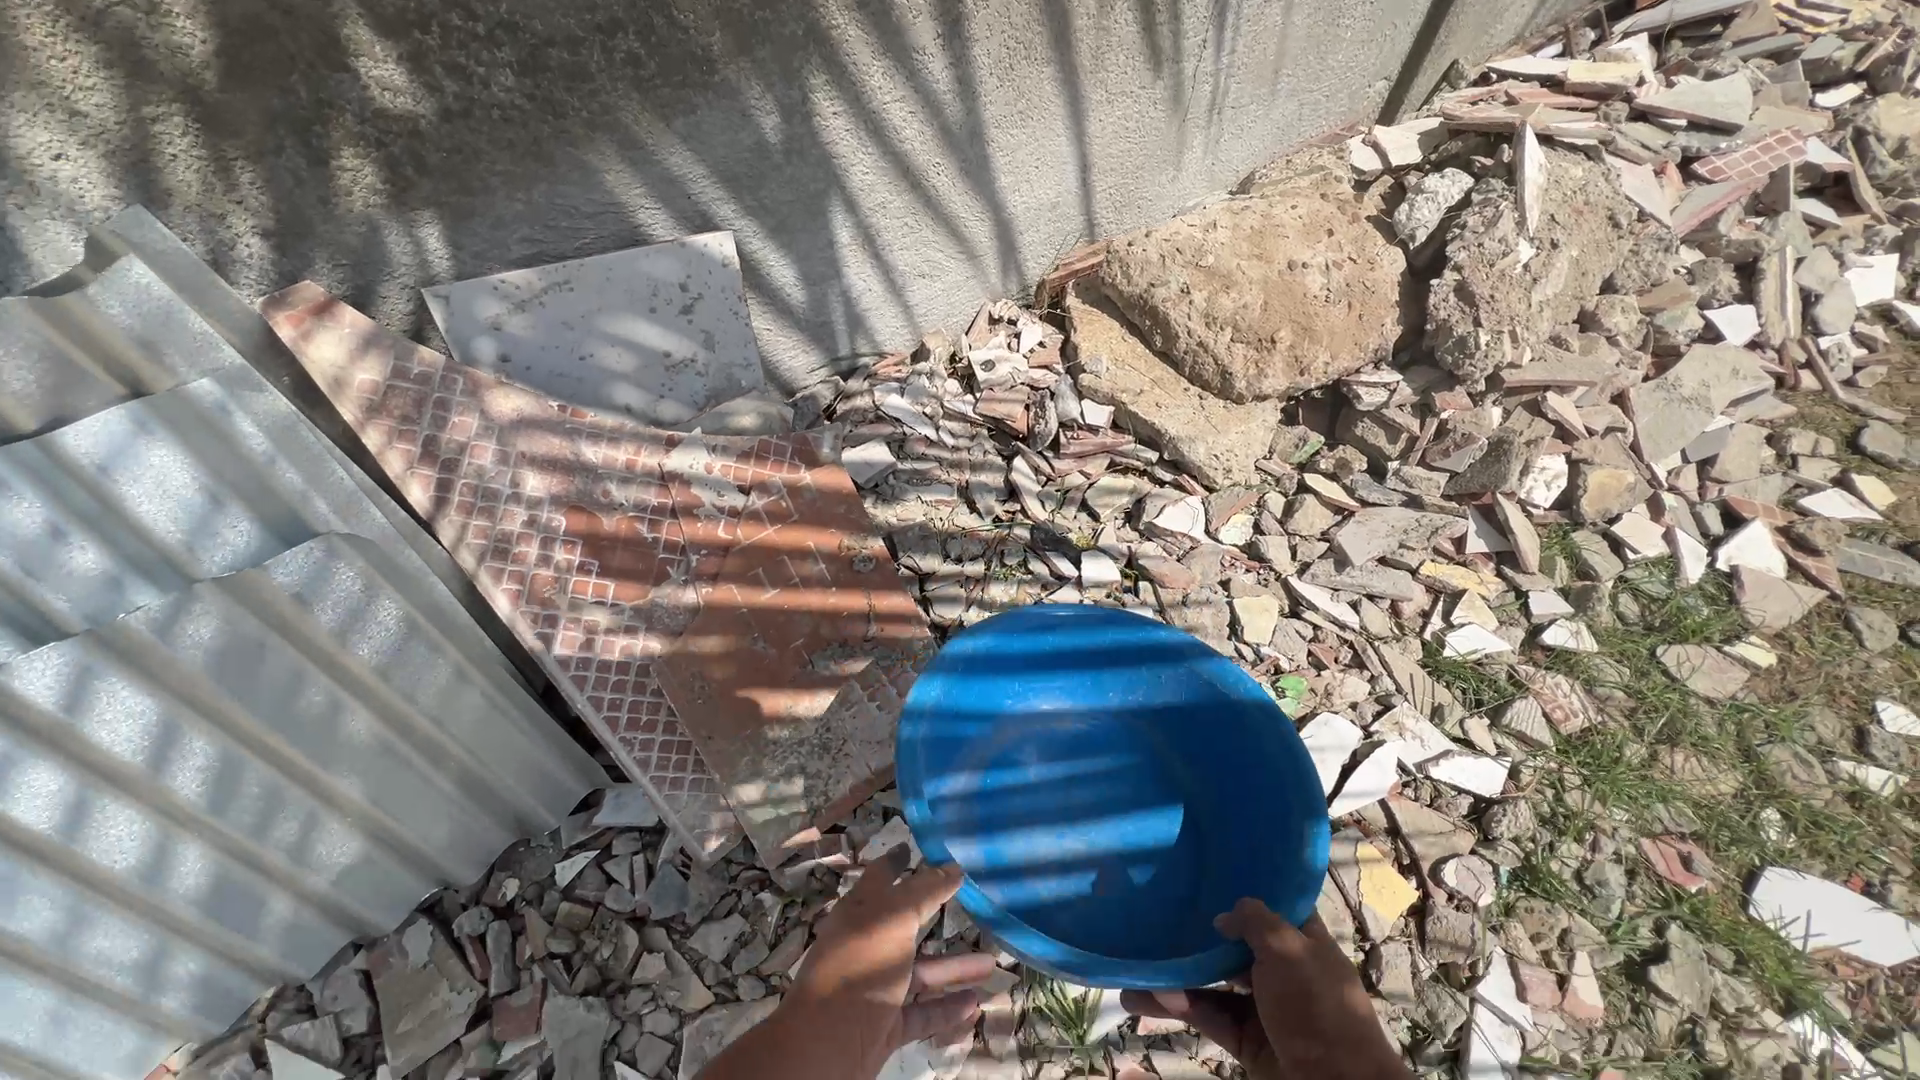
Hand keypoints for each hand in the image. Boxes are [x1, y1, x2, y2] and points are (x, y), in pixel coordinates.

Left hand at [699, 846, 994, 1079]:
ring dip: (955, 968)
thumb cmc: (859, 968)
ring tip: (992, 963)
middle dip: (937, 917)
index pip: (880, 878)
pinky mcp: (885, 1024)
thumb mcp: (893, 918)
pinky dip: (947, 1008)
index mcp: (859, 913)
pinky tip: (975, 1003)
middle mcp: (866, 946)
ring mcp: (875, 988)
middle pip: (906, 925)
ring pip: (921, 972)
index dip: (897, 861)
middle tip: (970, 904)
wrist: (827, 1046)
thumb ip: (925, 891)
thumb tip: (954, 867)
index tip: (914, 847)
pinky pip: (921, 1012)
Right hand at [1121, 899, 1413, 1079]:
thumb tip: (1222, 915)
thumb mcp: (1289, 950)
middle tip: (1157, 914)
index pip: (1273, 905)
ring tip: (1135, 967)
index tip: (1206, 870)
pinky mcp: (1245, 1040)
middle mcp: (1282, 971)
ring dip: (1176, 975)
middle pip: (1234, 943)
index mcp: (1303, 942)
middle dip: (1197, 933)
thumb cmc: (1318, 1008)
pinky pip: (1207, 1015)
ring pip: (1212, 982)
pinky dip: (1179, 1007)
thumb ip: (1254, 921)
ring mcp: (1263, 1007)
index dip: (1244, 889)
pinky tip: (1146, 996)